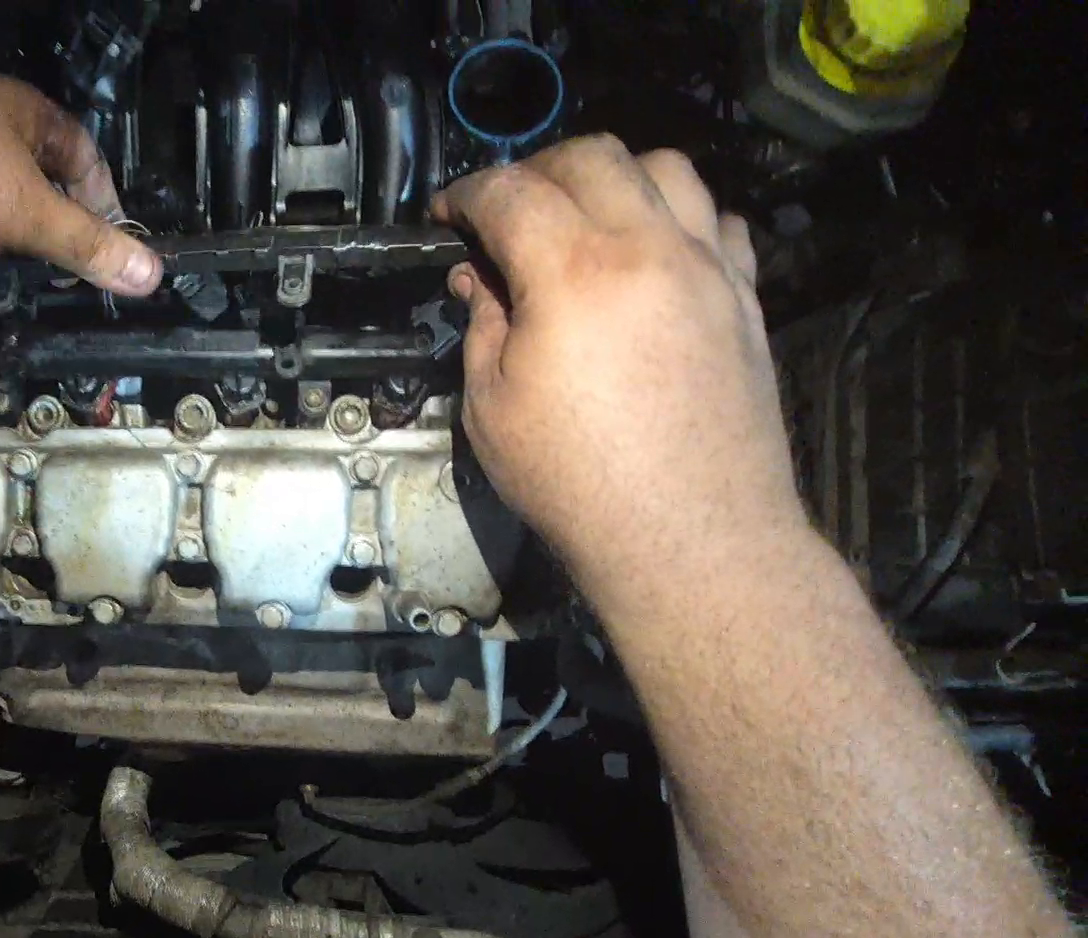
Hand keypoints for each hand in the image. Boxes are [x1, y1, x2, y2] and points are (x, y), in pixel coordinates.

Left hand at [0, 64, 162, 295]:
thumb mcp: (27, 215)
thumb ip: (87, 243)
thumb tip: (151, 273)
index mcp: (22, 106)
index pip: (84, 151)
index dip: (104, 200)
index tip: (110, 244)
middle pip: (37, 159)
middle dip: (55, 207)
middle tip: (63, 255)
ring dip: (6, 209)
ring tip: (13, 251)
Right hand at [429, 136, 805, 595]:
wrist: (683, 530)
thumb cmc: (569, 477)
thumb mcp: (491, 405)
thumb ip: (484, 325)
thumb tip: (480, 280)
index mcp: (572, 274)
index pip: (511, 193)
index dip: (467, 194)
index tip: (445, 215)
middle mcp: (648, 248)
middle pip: (590, 157)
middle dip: (532, 172)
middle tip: (500, 213)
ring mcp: (707, 266)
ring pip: (664, 167)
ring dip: (606, 178)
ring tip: (575, 220)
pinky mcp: (743, 295)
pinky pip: (714, 217)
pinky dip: (670, 213)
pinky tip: (644, 253)